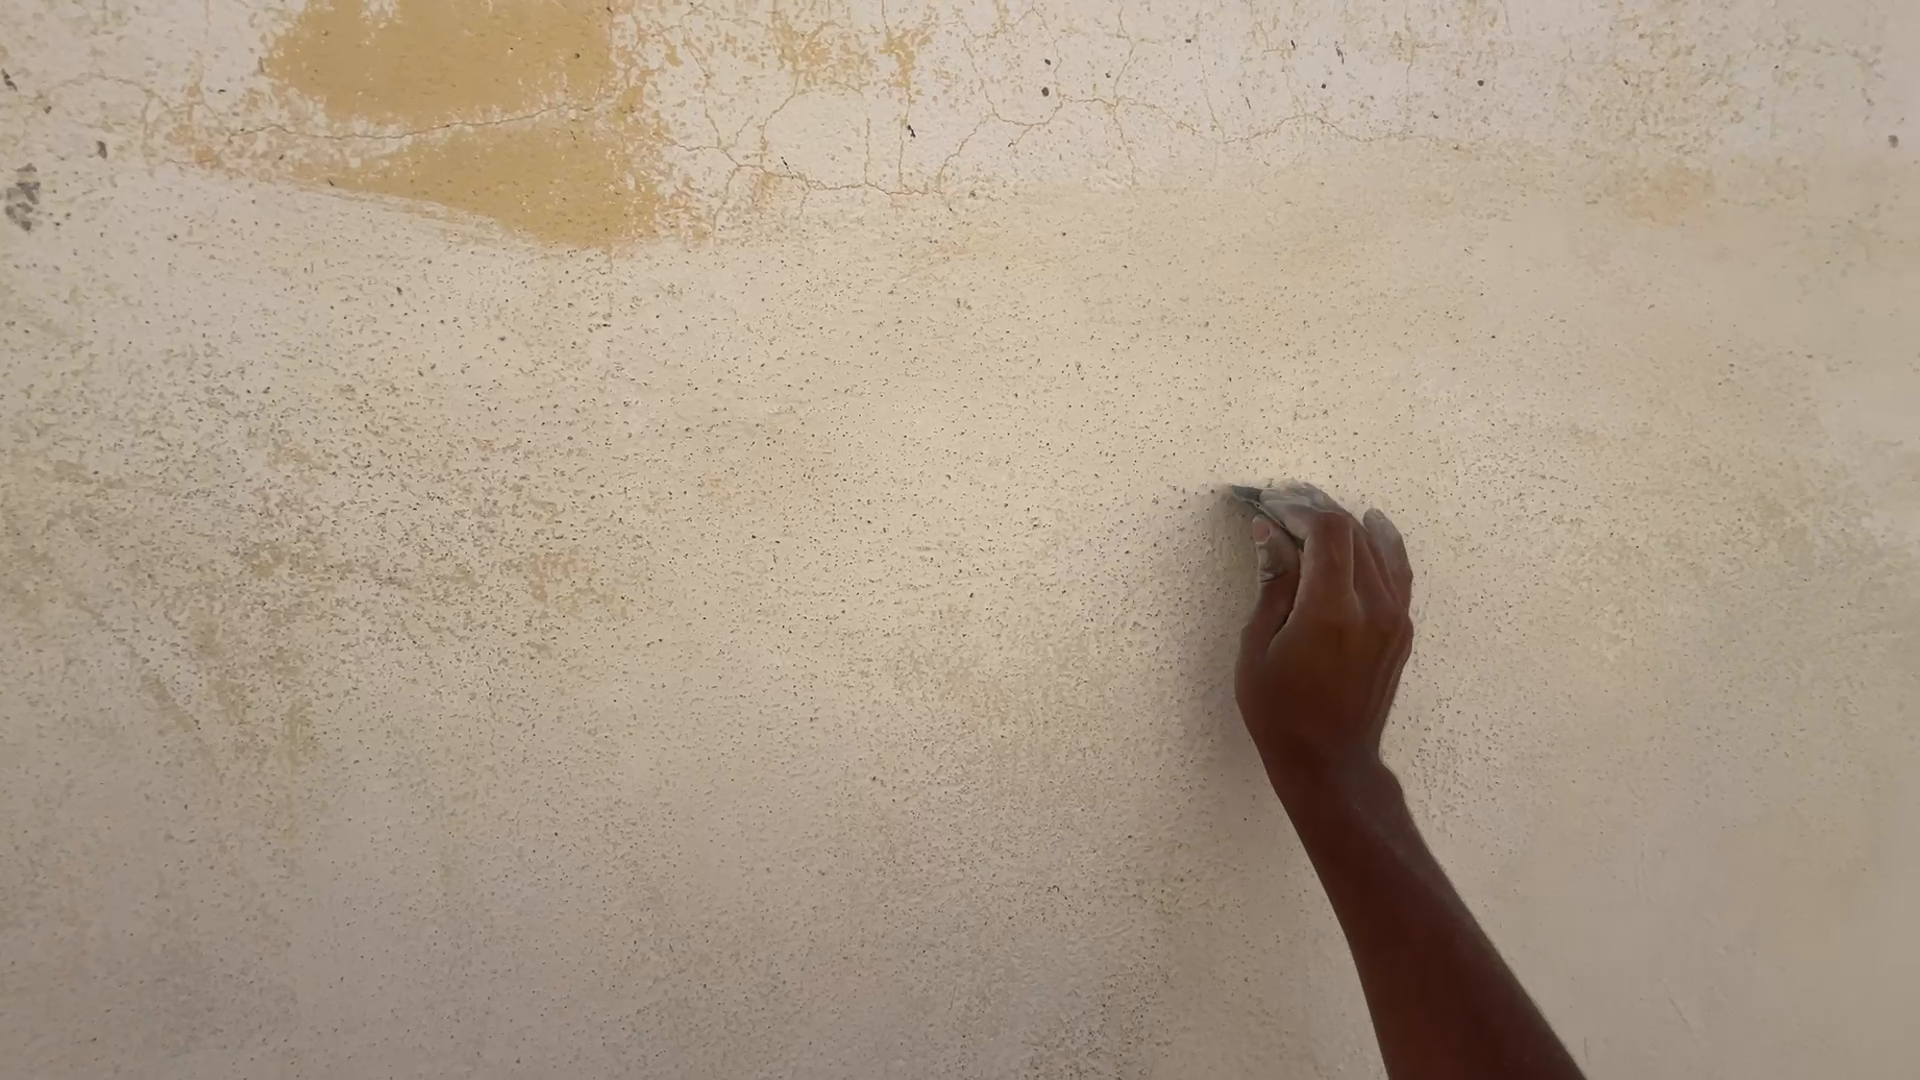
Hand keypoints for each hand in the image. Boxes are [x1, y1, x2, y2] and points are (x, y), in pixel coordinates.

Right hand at [1234, 482, 1414, 784]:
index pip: (1329, 532)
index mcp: (1331, 610)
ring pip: (1379, 547)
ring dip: (1346, 524)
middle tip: (1282, 503)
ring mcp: (1396, 617)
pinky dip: (1382, 544)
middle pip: (1355, 533)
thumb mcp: (1257, 645)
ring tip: (1313, 513)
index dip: (1299, 509)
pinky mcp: (1402, 629)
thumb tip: (1270, 533)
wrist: (1329, 759)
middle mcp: (1374, 607)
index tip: (1270, 505)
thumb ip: (1272, 583)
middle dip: (1317, 510)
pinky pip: (1398, 571)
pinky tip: (1371, 528)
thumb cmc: (1278, 708)